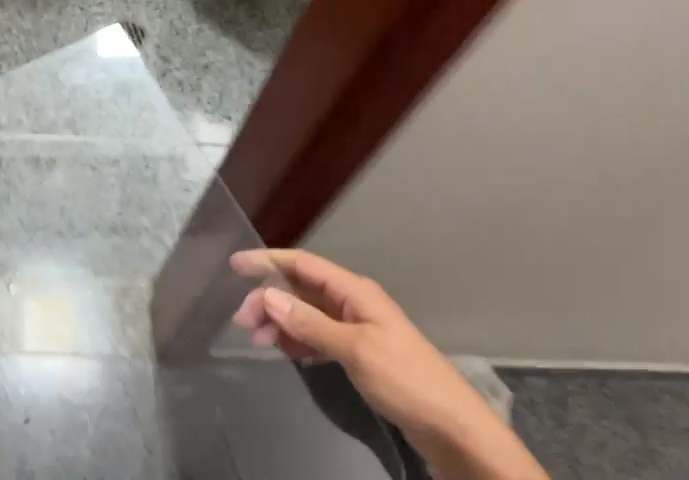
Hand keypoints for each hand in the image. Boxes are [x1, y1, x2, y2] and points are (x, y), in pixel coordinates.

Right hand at [231, 249, 547, 479]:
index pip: (303, 264)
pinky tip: (287, 352)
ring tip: (259, 340)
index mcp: (355, 291)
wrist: (453, 428)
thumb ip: (309, 323)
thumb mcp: (354, 349)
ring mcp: (358, 328)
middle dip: (270, 299)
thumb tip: (268, 296)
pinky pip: (319, 336)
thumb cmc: (406, 380)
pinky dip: (299, 340)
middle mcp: (354, 303)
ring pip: (308, 314)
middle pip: (302, 289)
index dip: (268, 261)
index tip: (235, 265)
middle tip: (243, 321)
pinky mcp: (361, 354)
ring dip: (282, 322)